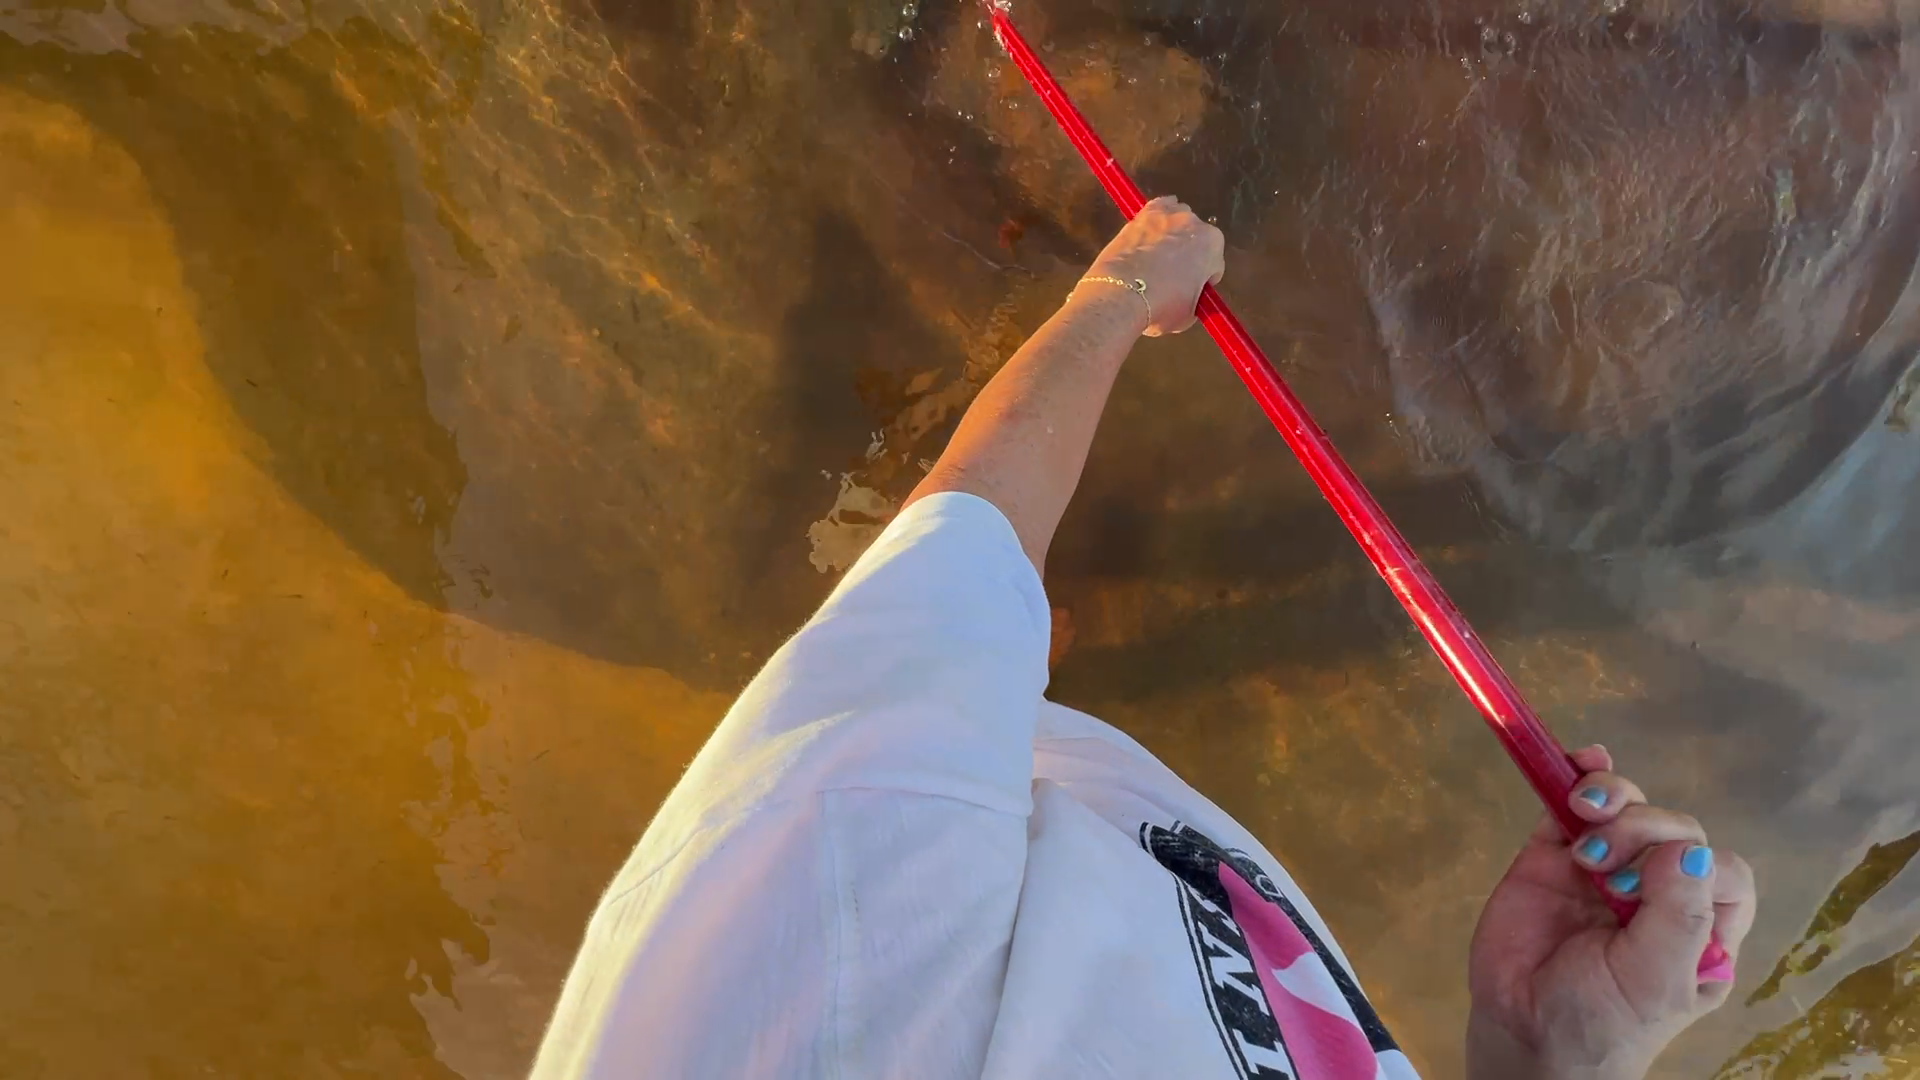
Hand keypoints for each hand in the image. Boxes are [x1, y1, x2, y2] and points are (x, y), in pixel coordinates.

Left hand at [1082, 196, 1224, 336]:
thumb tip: (1183, 301)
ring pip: (1176, 222)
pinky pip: (1156, 210)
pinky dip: (1154, 221)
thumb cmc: (1160, 306)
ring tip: (1156, 259)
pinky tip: (1148, 233)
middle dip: (1187, 257)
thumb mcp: (1187, 315)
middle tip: (1170, 279)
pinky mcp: (1142, 214)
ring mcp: (1167, 215)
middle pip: (1195, 241)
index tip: (1190, 293)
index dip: (1202, 282)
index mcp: (1212, 245)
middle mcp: (1193, 223)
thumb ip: (1193, 302)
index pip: (1213, 265)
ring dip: (1172, 236)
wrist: (1121, 294)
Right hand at [1467, 747, 1757, 1079]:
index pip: (1720, 870)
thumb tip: (1686, 849)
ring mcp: (1598, 868)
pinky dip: (1572, 778)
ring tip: (1581, 817)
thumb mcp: (1655, 979)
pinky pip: (1564, 807)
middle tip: (1598, 861)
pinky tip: (1574, 763)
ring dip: (1609, 797)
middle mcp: (1654, 891)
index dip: (1688, 861)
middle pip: (1670, 830)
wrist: (1523, 1022)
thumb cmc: (1604, 1017)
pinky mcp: (1546, 854)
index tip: (1636, 887)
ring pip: (1623, 809)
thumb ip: (1673, 916)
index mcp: (1698, 926)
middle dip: (1639, 829)